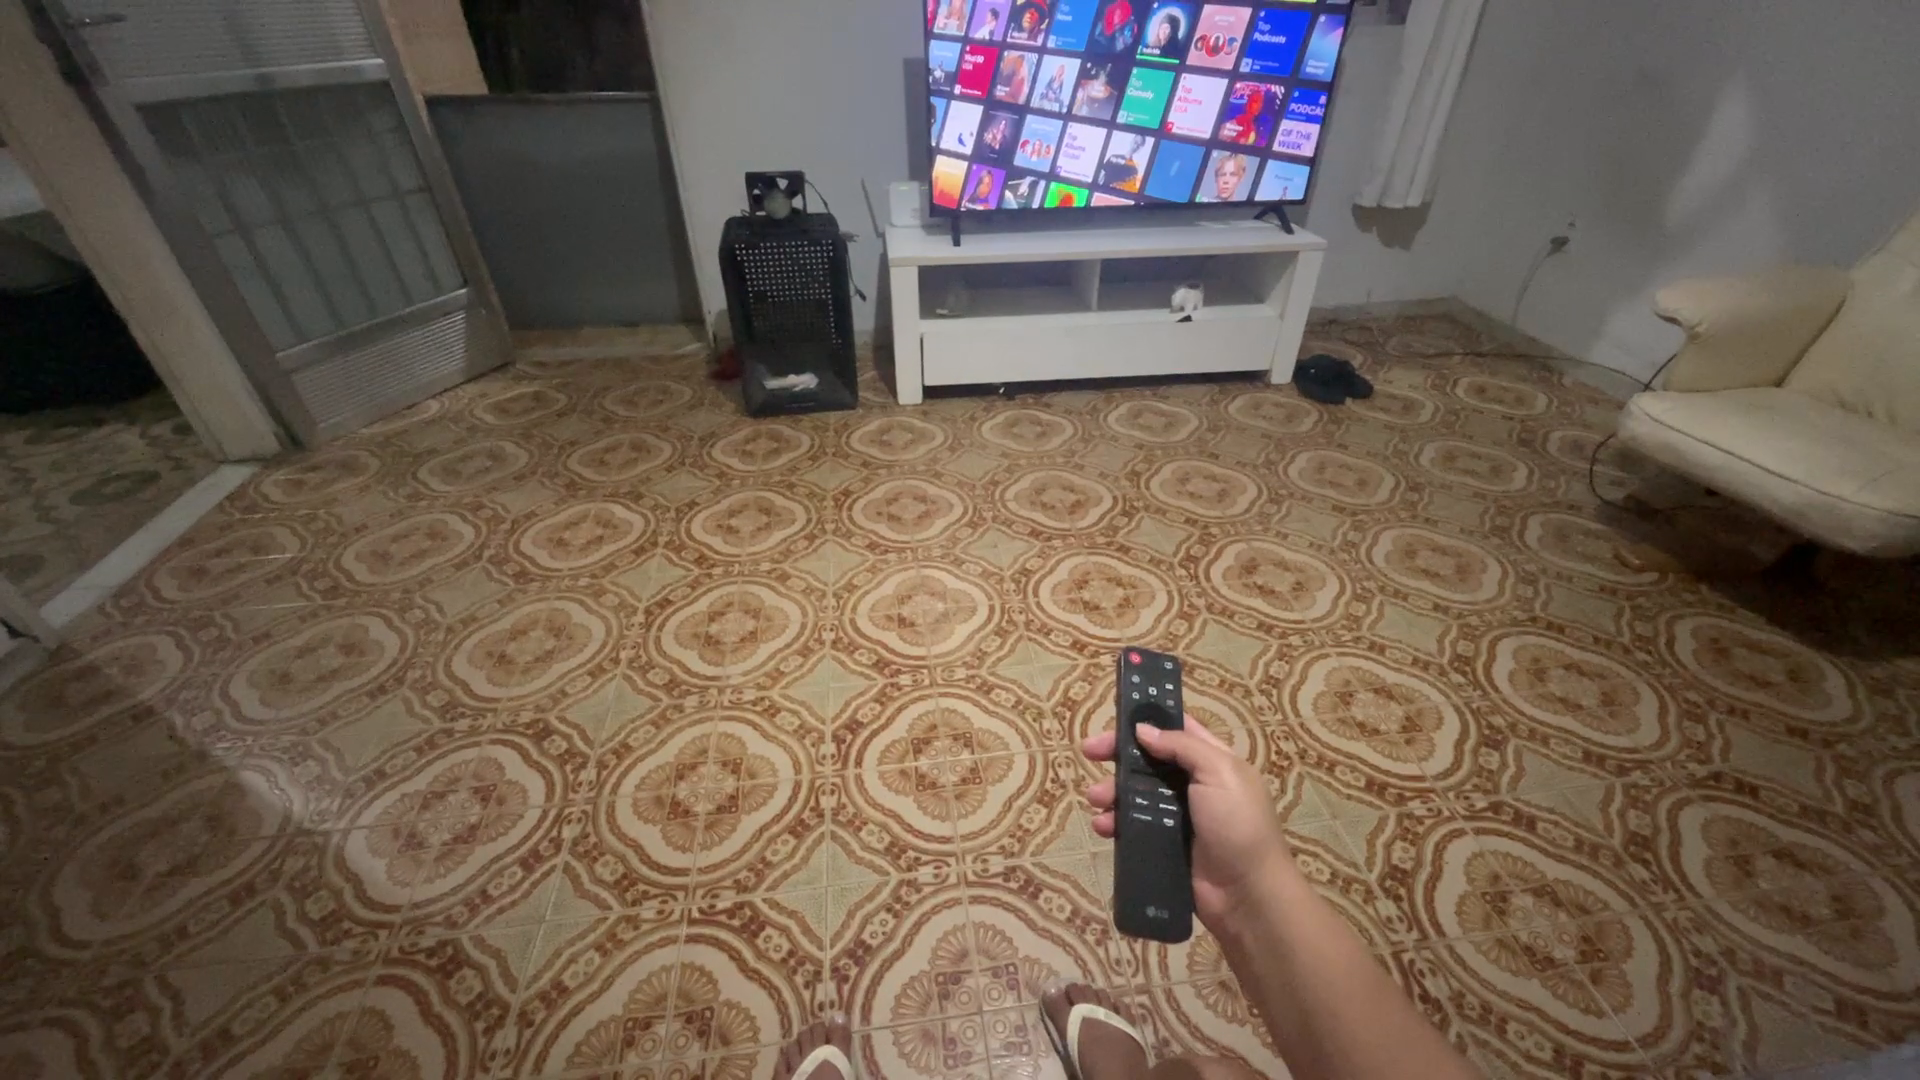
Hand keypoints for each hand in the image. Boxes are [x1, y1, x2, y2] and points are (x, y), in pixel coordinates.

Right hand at [1083, 719, 1293, 932]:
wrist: (1246, 895)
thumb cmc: (1237, 824)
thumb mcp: (1219, 773)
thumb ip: (1182, 746)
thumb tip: (1143, 730)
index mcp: (1212, 761)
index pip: (1176, 730)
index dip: (1148, 721)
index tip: (1117, 719)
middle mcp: (1193, 784)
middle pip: (1147, 759)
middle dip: (1117, 755)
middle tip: (1088, 751)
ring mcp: (1177, 815)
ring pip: (1134, 792)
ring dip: (1111, 791)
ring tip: (1095, 799)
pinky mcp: (1163, 843)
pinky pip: (1132, 825)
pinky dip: (1114, 822)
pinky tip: (1102, 826)